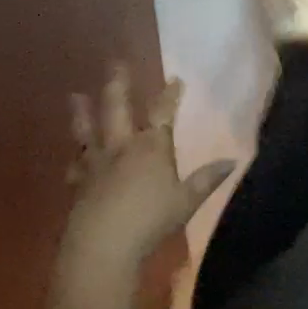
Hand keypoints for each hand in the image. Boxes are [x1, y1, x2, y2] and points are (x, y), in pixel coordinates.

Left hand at [61, 69, 235, 273]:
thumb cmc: (150, 221)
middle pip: (117, 107)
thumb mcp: (186, 201)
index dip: (170, 94)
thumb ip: (207, 179)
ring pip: (88, 130)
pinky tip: (74, 158)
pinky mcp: (79, 183)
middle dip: (118, 84)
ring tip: (76, 95)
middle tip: (115, 63)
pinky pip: (76, 164)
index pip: (163, 112)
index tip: (175, 79)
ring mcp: (96, 163)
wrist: (102, 245)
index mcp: (151, 147)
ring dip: (82, 111)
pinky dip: (76, 158)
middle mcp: (122, 146)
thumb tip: (233, 160)